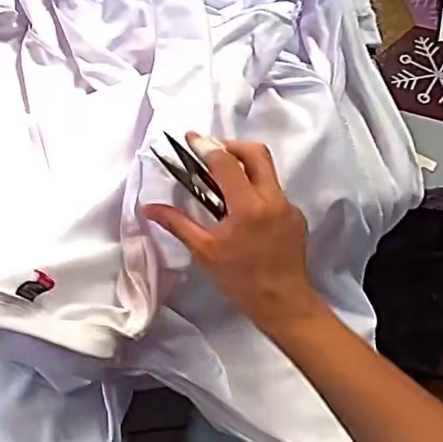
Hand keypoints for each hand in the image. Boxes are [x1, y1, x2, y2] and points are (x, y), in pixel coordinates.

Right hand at [142, 134, 329, 338]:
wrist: (284, 302)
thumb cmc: (239, 278)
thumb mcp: (203, 250)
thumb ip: (177, 223)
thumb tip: (148, 208)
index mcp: (248, 207)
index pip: (227, 164)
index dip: (207, 147)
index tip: (191, 138)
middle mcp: (273, 199)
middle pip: (256, 153)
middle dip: (230, 145)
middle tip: (209, 150)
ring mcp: (287, 206)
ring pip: (267, 170)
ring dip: (242, 165)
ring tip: (219, 177)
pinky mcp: (295, 216)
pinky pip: (272, 190)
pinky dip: (252, 187)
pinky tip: (237, 207)